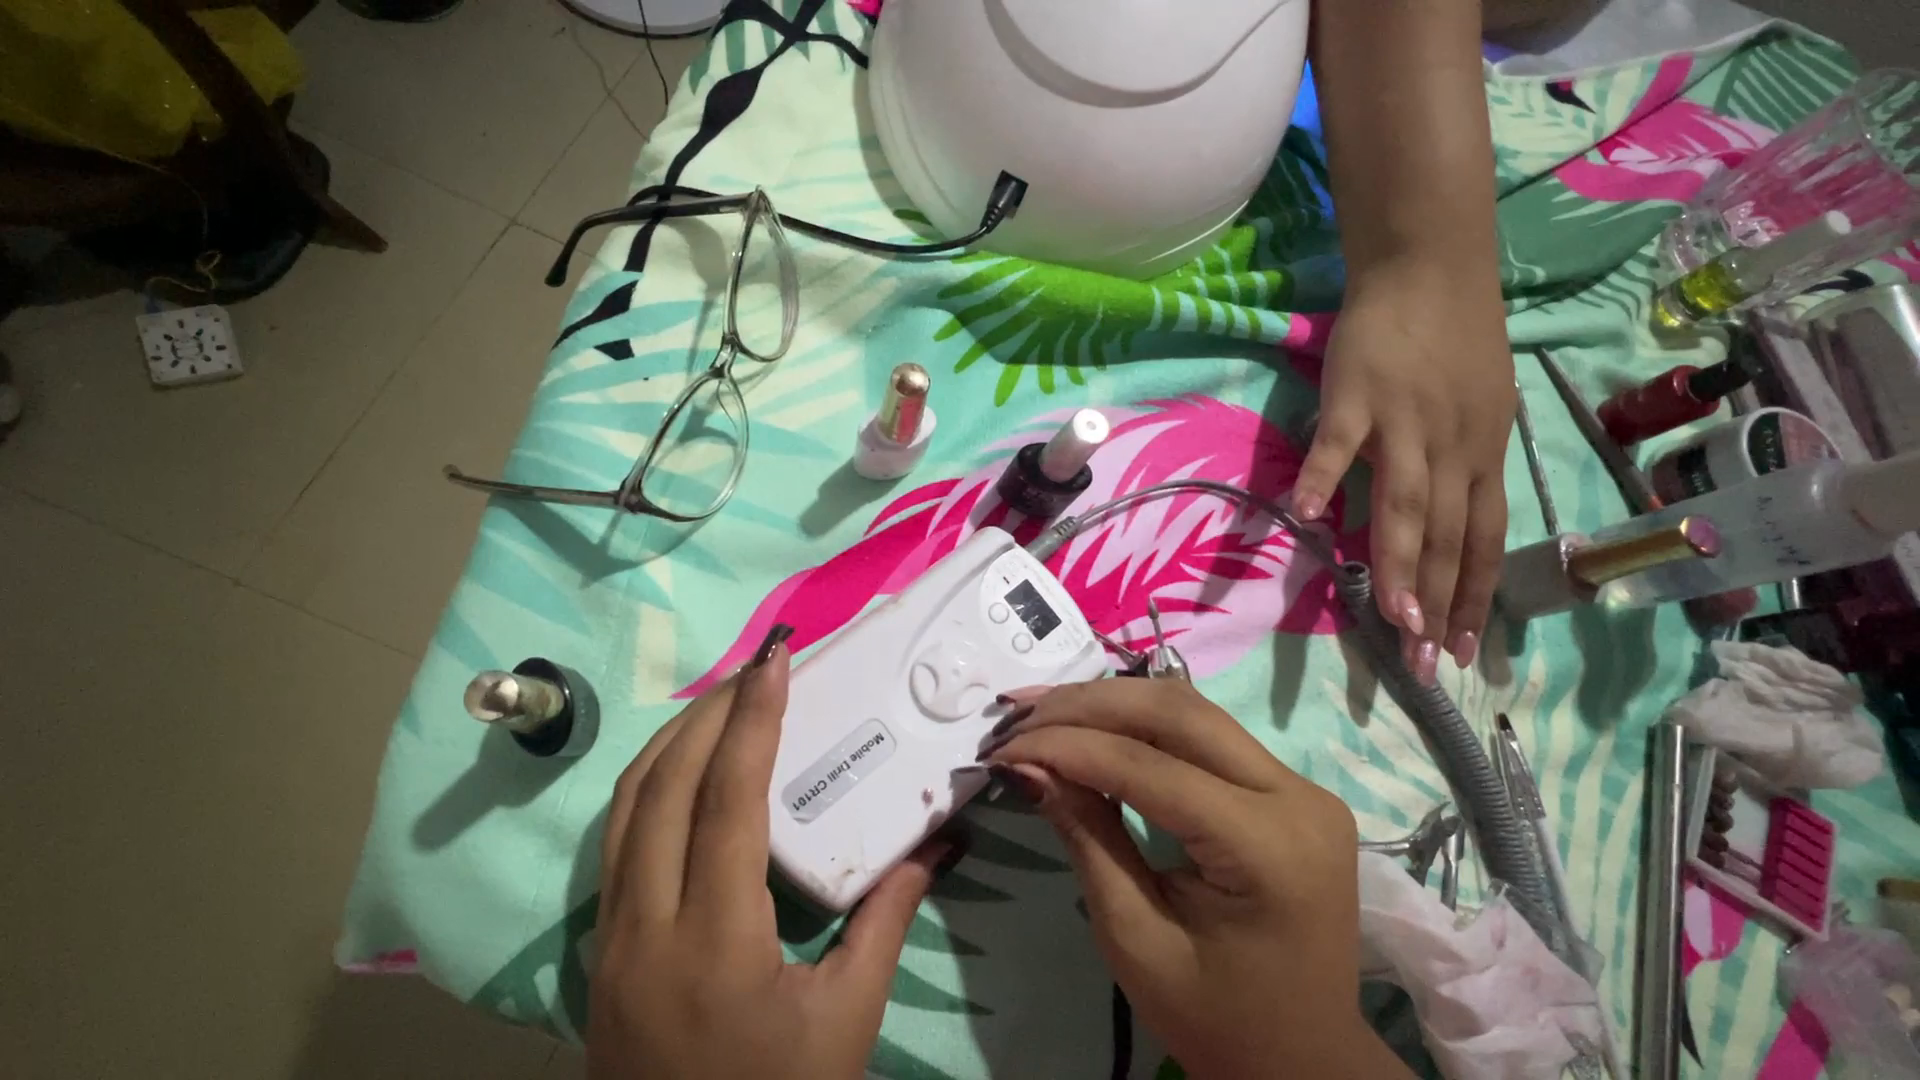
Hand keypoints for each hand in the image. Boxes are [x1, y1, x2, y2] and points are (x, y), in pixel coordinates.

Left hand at [587, 627, 954, 1079]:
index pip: (727, 800)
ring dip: (673, 741)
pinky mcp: (599, 948)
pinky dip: (651, 784)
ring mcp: (609, 936)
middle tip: (757, 670)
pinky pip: (618, 840)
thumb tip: (936, 845)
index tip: (776, 662)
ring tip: (723, 703)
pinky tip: (686, 770)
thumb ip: (886, 920)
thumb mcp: (846, 1018)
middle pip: (663, 786)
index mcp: (714, 940)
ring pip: (626, 807)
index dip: (752, 721)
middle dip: (710, 713)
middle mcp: (645, 926)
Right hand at [983, 680, 1410, 1078]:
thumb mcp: (1135, 937)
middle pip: (1177, 712)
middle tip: (1017, 716)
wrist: (1302, 1058)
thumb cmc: (1215, 1018)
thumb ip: (1086, 837)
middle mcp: (1296, 795)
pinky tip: (1094, 723)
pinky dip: (1141, 721)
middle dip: (1087, 706)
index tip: (1002, 748)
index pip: (1150, 765)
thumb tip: (1026, 764)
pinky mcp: (1288, 786)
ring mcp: (1299, 784)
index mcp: (1267, 846)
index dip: (1068, 746)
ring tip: (1043, 711)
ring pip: (1192, 709)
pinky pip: (1206, 733)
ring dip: (1111, 702)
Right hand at [1292, 255, 1513, 679]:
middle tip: (1424, 662)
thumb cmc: (1453, 338)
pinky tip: (1301, 514)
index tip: (1460, 652)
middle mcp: (1452, 448)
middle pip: (1447, 536)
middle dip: (1438, 603)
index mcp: (1481, 454)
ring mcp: (1404, 421)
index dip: (1472, 598)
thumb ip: (1460, 464)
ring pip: (1405, 502)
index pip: (1482, 540)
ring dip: (1400, 562)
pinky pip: (1338, 442)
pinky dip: (1321, 476)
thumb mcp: (1479, 407)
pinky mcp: (1357, 393)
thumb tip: (1441, 522)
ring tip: (1391, 616)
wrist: (1432, 267)